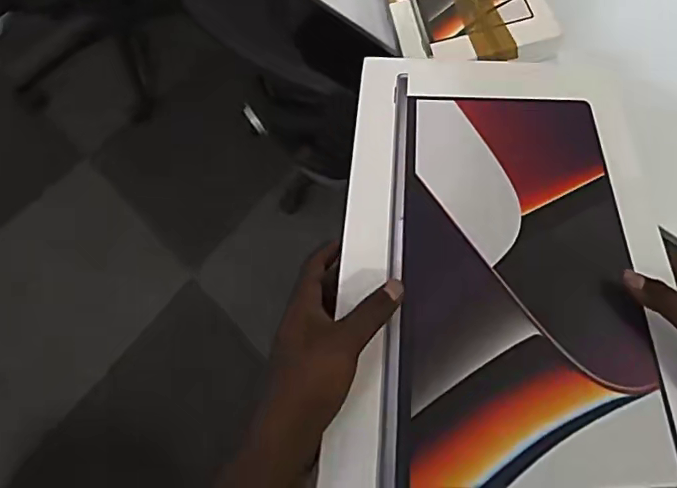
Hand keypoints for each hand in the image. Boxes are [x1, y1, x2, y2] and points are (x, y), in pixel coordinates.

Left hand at [218, 242, 401, 486]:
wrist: (286, 434)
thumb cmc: (303, 385)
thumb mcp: (346, 341)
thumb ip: (370, 312)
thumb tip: (390, 289)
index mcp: (300, 306)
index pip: (312, 265)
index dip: (329, 250)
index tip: (343, 242)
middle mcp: (296, 323)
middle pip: (319, 290)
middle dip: (342, 281)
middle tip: (362, 275)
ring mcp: (299, 347)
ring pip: (323, 317)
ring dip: (343, 310)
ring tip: (366, 309)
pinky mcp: (306, 371)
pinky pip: (326, 342)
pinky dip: (342, 337)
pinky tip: (357, 348)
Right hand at [623, 244, 676, 487]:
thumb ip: (666, 298)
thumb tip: (632, 276)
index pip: (671, 261)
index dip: (651, 247)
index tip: (627, 231)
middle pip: (659, 291)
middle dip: (638, 283)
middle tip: (612, 270)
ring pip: (655, 321)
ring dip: (639, 318)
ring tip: (618, 306)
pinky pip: (654, 350)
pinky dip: (643, 348)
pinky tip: (632, 350)